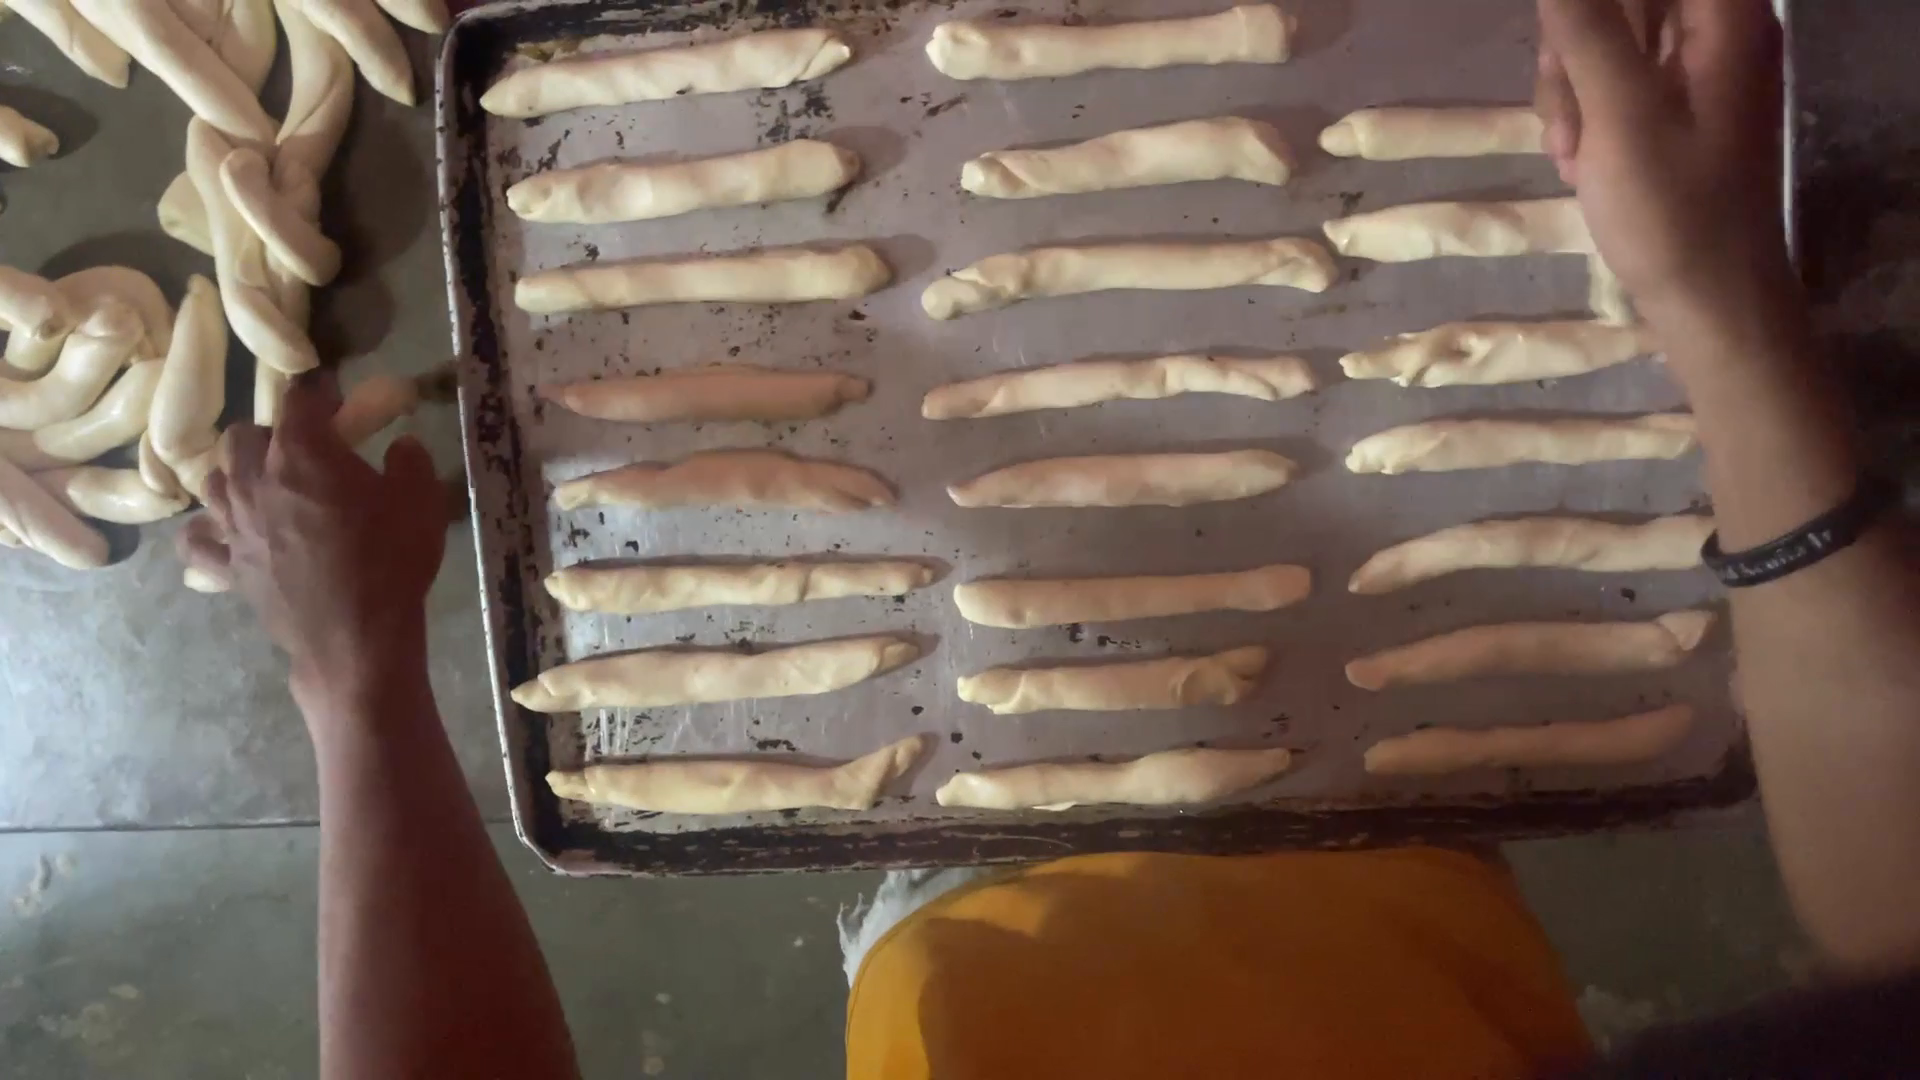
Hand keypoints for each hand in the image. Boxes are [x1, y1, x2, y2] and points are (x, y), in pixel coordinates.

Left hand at [181, 371, 445, 699]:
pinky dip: (213, 527)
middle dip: (275, 433)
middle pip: (244, 436)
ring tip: (270, 485)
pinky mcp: (226, 563)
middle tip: (310, 449)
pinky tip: (232, 531)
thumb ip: (411, 464)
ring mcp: (233, 523)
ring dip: (240, 472)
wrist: (356, 632)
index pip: (301, 403)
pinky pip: (200, 536)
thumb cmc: (393, 559)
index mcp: (304, 455)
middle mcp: (254, 480)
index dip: (319, 391)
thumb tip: (401, 445)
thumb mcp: (424, 502)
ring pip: (215, 478)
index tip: (335, 390)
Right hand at [1536, 0, 1794, 338]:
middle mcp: (1716, 32)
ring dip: (1570, 95)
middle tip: (1564, 124)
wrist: (1703, 287)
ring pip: (1607, 46)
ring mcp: (1693, 72)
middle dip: (1572, 55)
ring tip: (1569, 154)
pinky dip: (1584, 117)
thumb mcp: (1618, 119)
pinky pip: (1611, 85)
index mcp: (1724, 20)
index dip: (1589, 11)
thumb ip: (1587, 39)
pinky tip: (1580, 160)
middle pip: (1622, 7)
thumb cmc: (1668, 208)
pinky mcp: (1671, 108)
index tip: (1557, 51)